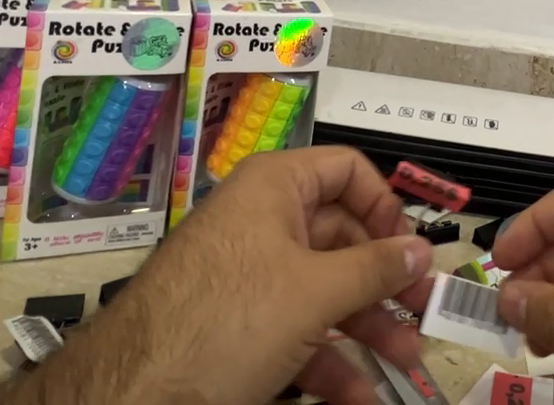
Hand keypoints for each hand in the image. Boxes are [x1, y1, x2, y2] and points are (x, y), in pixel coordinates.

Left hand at [5, 147, 433, 404]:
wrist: (129, 398)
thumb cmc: (229, 320)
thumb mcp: (315, 292)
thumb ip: (376, 268)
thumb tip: (422, 250)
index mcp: (276, 187)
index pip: (347, 171)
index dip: (385, 206)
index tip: (409, 250)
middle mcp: (264, 220)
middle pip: (342, 237)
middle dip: (384, 280)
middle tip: (424, 310)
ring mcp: (250, 275)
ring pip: (324, 288)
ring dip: (367, 325)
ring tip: (404, 355)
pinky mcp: (238, 324)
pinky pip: (296, 327)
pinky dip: (329, 358)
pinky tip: (356, 394)